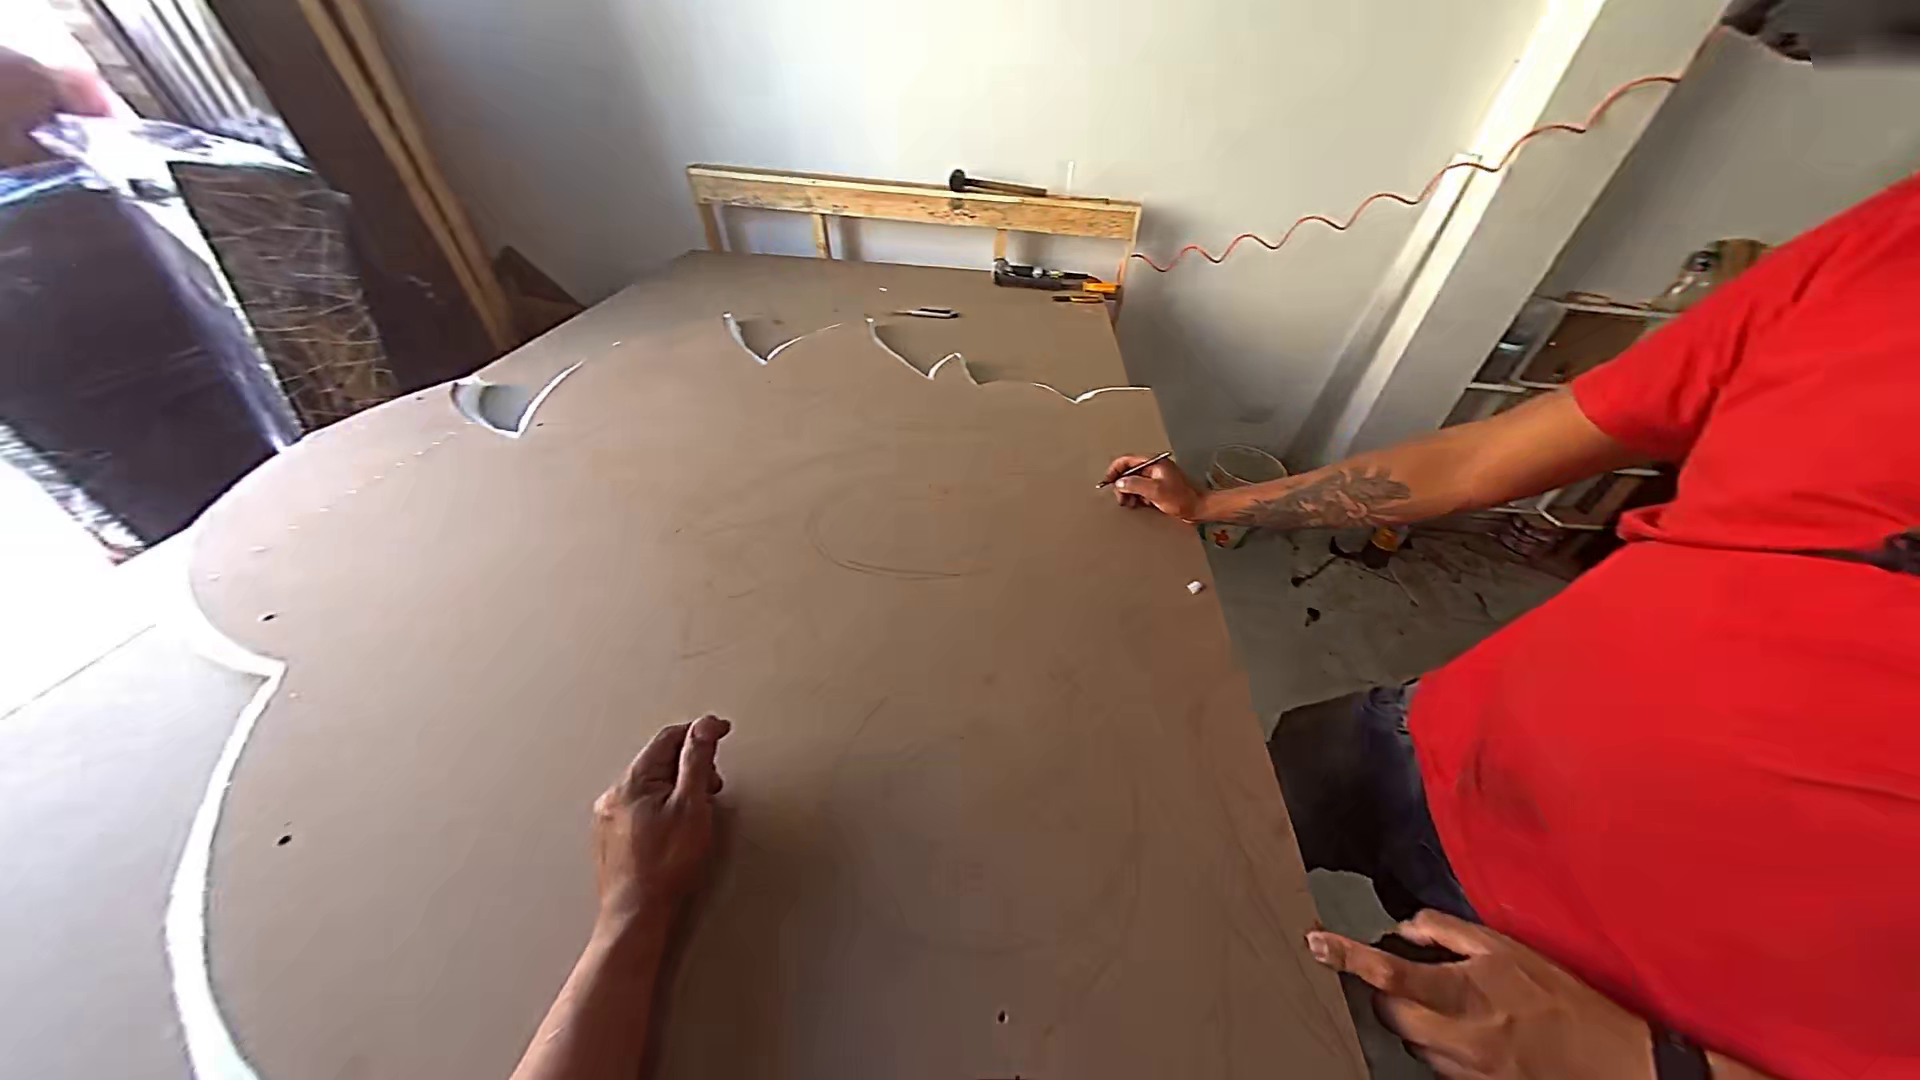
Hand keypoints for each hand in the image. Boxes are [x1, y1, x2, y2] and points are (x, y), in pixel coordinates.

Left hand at [592, 715, 730, 927]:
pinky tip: (679, 827)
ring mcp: (612, 819)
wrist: (638, 917)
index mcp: (632, 782)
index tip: (722, 731)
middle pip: (661, 760)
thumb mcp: (692, 804)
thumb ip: (698, 759)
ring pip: (654, 784)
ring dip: (681, 786)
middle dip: (693, 765)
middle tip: (712, 785)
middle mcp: (615, 797)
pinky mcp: (615, 838)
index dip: (700, 731)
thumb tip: (705, 726)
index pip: (669, 738)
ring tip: (698, 811)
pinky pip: (646, 804)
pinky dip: (667, 804)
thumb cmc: (665, 866)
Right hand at [1104, 455, 1208, 521]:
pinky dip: (1135, 497)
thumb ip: (1135, 484)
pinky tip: (1138, 504)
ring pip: (1133, 483)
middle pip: (1128, 472)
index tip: (1108, 482)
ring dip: (1128, 493)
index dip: (1115, 470)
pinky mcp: (1157, 488)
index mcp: (1154, 463)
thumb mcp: (1155, 491)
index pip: (1127, 460)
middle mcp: (1153, 468)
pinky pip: (1140, 490)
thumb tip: (1119, 482)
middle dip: (1121, 485)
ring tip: (1129, 503)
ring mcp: (1155, 478)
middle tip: (1121, 498)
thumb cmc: (1182, 498)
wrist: (1198, 508)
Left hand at [1308, 911, 1653, 1079]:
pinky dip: (1437, 1045)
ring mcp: (1470, 1074)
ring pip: (1411, 1043)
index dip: (1344, 955)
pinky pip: (1439, 1067)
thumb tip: (1404, 927)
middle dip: (1385, 991)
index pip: (1385, 973)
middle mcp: (1459, 1039)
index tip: (1315, 941)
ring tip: (1444, 1004)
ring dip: (1413, 1019)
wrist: (1629, 1069)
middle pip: (1388, 1013)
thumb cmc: (1565, 1002)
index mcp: (1460, 996)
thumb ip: (1444, 929)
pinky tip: (1463, 1031)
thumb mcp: (1503, 948)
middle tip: (1401, 974)